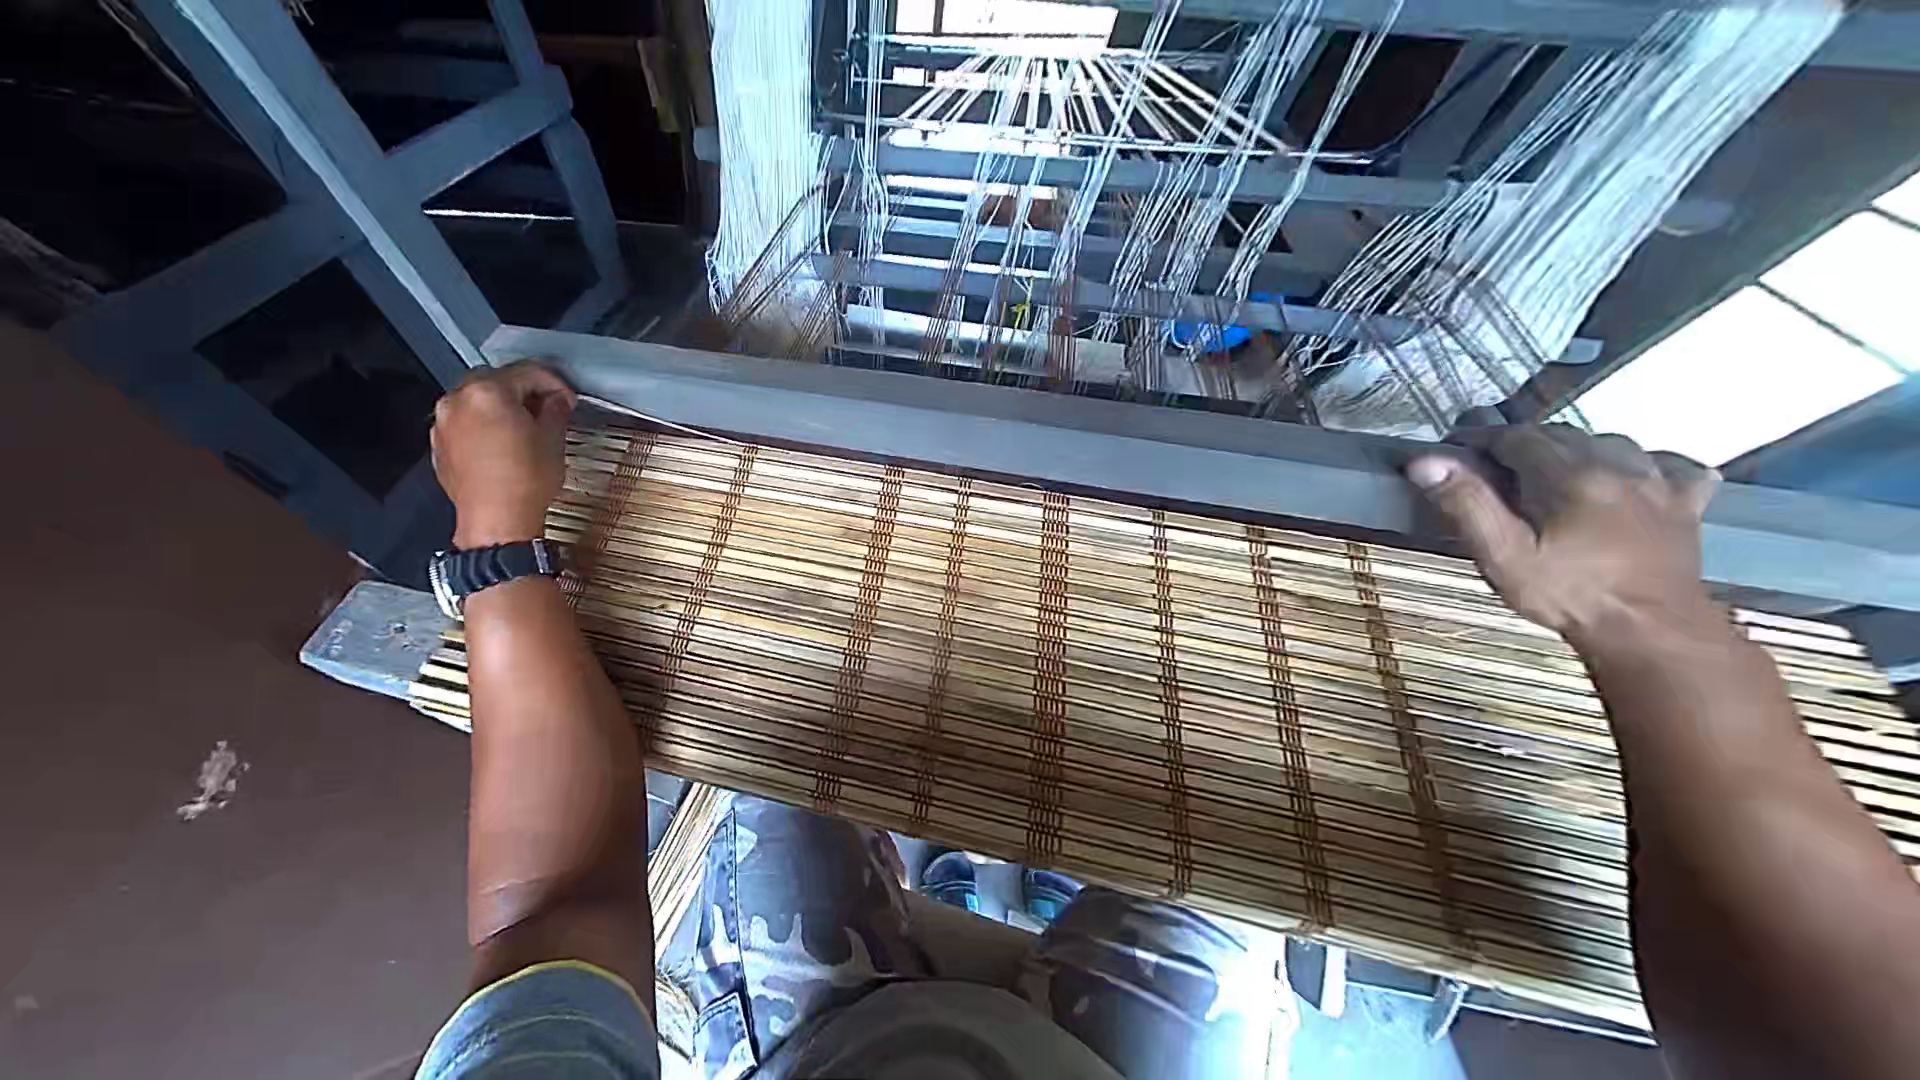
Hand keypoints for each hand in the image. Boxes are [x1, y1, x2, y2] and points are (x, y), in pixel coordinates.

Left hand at [431, 361, 576, 548]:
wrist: (497, 519)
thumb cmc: (526, 479)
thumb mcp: (553, 439)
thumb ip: (555, 410)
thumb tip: (557, 400)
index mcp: (488, 392)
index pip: (528, 372)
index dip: (555, 383)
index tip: (568, 399)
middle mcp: (458, 400)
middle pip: (496, 379)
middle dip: (523, 390)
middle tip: (548, 408)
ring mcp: (443, 421)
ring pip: (477, 399)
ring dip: (501, 405)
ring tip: (526, 426)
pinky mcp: (440, 442)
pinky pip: (465, 420)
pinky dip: (485, 423)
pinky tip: (504, 443)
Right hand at [1406, 425, 1721, 648]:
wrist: (1653, 635)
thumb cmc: (1568, 596)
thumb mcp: (1501, 555)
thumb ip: (1466, 504)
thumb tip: (1426, 462)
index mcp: (1571, 476)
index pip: (1516, 437)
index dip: (1479, 439)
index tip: (1452, 449)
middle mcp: (1620, 467)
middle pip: (1561, 436)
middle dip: (1519, 443)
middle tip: (1486, 465)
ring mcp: (1660, 484)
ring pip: (1608, 443)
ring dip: (1570, 449)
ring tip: (1542, 471)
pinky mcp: (1685, 506)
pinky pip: (1666, 465)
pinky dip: (1639, 463)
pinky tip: (1624, 477)